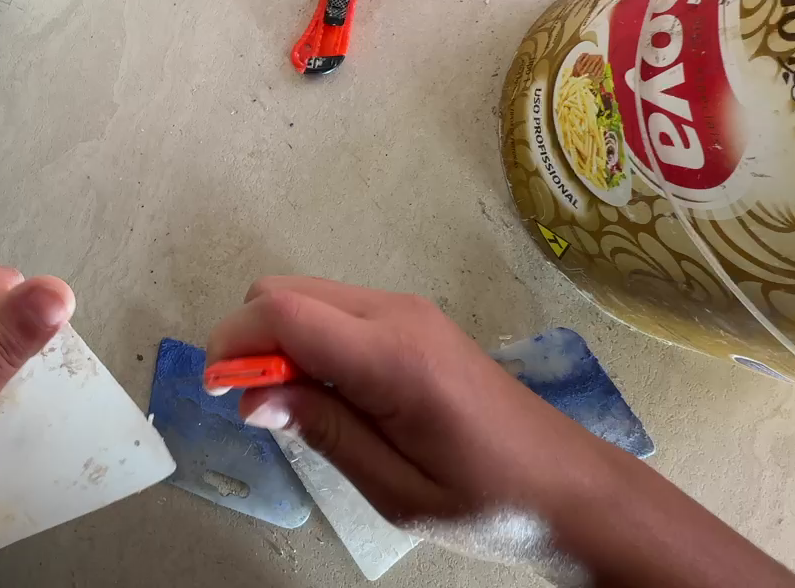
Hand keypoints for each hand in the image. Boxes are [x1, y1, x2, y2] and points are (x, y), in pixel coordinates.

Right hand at [208, 277, 794, 587]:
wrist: (575, 489)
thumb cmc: (489, 503)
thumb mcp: (396, 490)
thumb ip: (320, 430)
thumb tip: (251, 396)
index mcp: (392, 355)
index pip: (282, 314)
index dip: (234, 342)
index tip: (219, 389)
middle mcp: (392, 311)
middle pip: (281, 291)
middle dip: (249, 338)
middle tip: (257, 403)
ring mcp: (402, 307)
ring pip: (301, 294)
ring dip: (276, 337)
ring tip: (293, 401)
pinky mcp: (407, 315)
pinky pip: (329, 307)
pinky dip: (305, 335)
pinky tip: (327, 387)